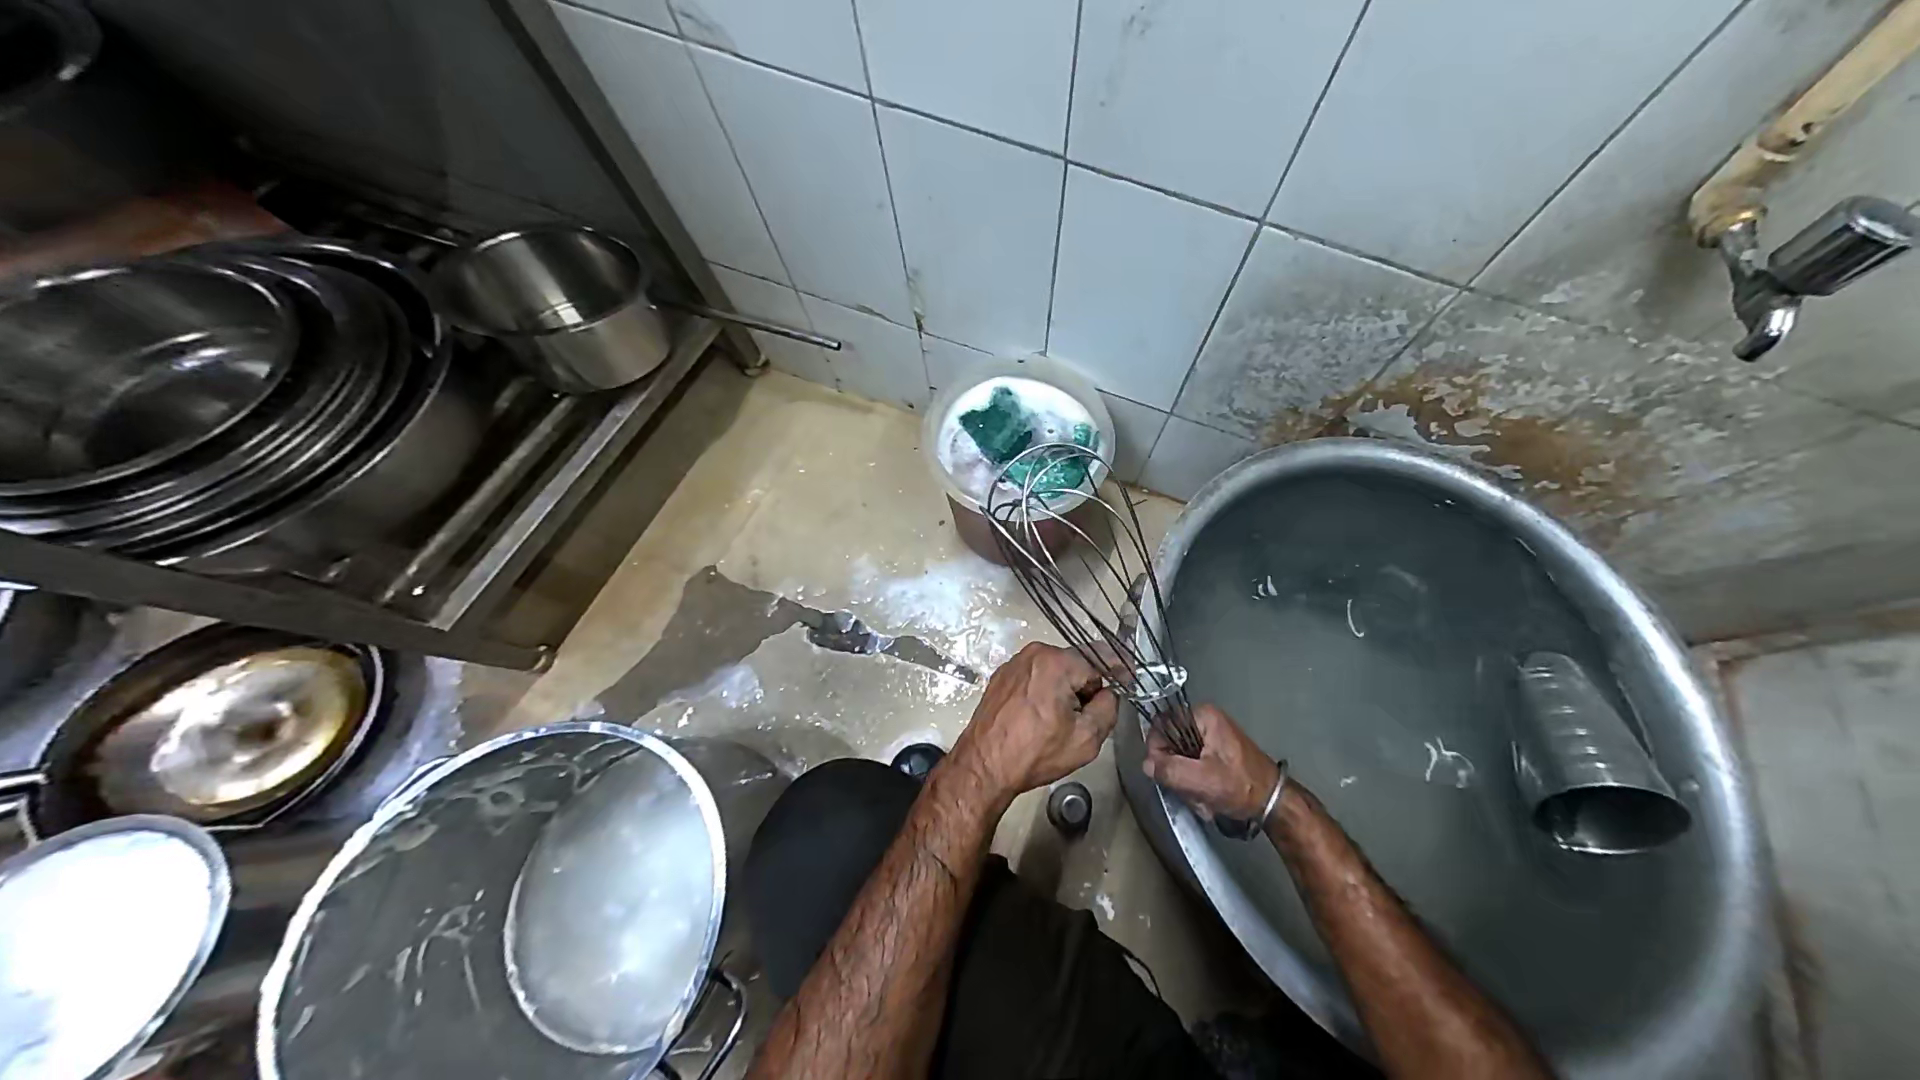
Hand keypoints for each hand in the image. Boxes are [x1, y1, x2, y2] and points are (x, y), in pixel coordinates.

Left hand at [949, 642, 1117, 803]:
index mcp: (1056, 662)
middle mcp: (1034, 653)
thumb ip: (1108, 708)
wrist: (984, 764)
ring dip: (1066, 688)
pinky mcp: (1003, 675)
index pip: (1100, 658)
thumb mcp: (1086, 738)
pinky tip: (1041, 716)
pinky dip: (1045, 690)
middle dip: (1088, 685)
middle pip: (1076, 663)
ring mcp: (1015, 662)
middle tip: (1087, 716)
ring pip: (1055, 669)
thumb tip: (1107, 694)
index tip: (1129, 677)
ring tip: (1061, 721)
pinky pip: (1036, 676)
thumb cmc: (1034, 752)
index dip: (1119, 668)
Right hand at [1143, 704, 1279, 821]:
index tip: (1161, 770)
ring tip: (1201, 798)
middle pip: (1171, 743)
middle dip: (1176, 771)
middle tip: (1188, 790)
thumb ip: (1170, 770)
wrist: (1275, 803)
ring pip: (1181, 758)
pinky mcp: (1216, 753)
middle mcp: (1206, 721)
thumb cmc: (1242, 786)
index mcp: (1203, 716)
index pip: (1162, 724)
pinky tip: (1206, 798)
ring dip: (1186, 782)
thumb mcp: (1202, 779)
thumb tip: (1147, 764)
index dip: (1157, 748)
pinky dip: (1195, 783)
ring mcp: (1211, 738)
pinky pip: (1192, 765)